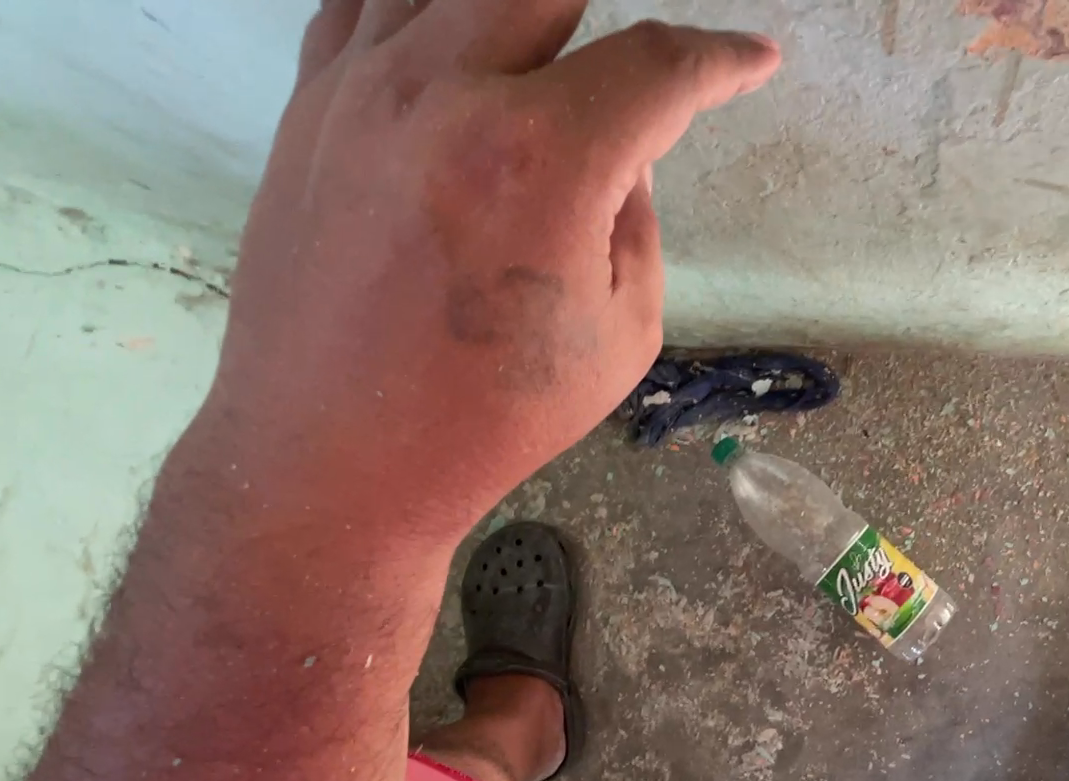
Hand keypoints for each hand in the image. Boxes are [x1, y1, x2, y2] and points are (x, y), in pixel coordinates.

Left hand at [199, 0, 778, 544]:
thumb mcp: (624, 330)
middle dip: (616, 16)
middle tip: (643, 67)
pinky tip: (459, 39)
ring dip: (529, 6)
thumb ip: (636, 221)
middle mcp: (450, 91)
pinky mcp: (312, 102)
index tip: (756, 60)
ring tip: (554, 56)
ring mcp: (366, 85)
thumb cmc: (502, 409)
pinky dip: (431, 4)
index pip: (658, 67)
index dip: (723, 59)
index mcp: (547, 160)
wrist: (344, 448)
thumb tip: (624, 153)